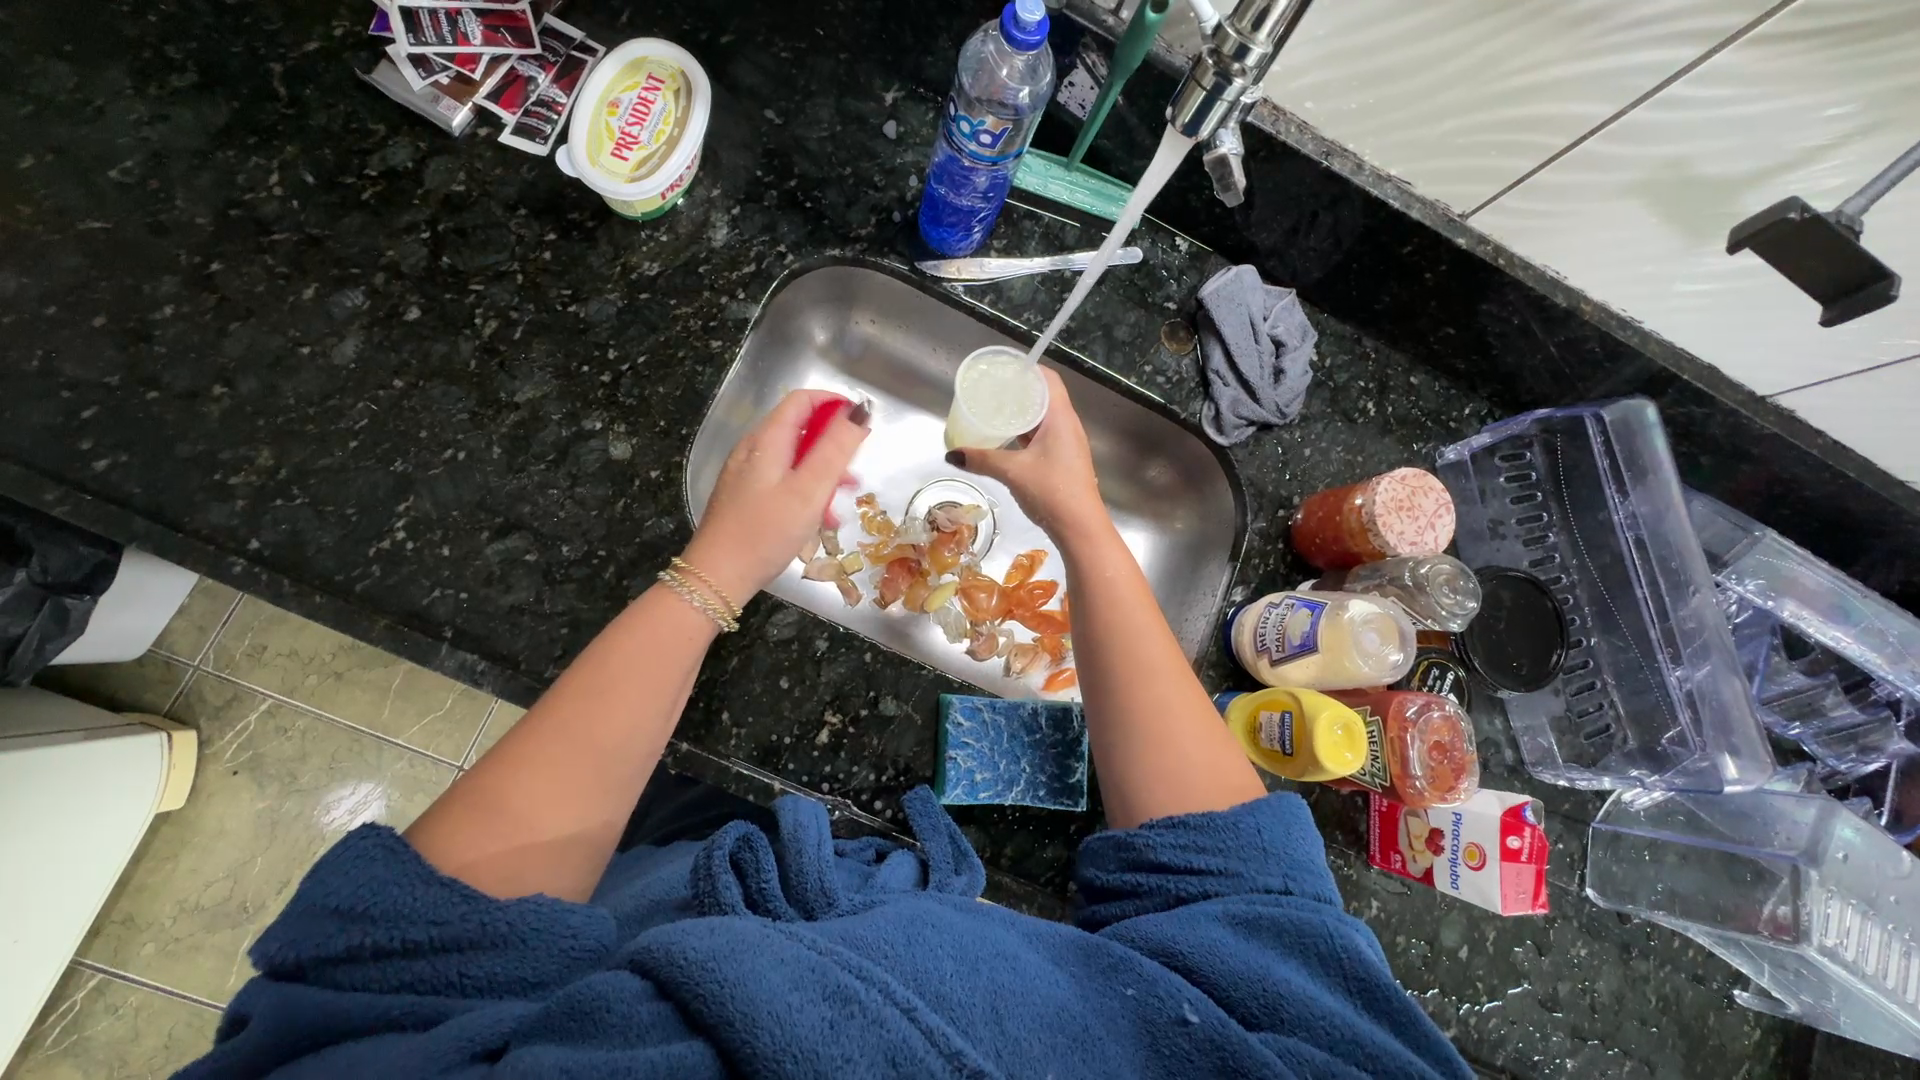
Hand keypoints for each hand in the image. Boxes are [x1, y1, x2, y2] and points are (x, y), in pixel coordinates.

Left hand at [685, 390, 868, 603]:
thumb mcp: (810, 490)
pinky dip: (805, 491)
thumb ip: (836, 448)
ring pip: (794, 459)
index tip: (862, 425)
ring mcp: (746, 474)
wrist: (717, 577)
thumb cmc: (766, 532)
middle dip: (833, 446)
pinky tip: (817, 519)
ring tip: (840, 502)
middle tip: (854, 474)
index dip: (835, 404)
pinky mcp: (745, 498)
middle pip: (799, 430)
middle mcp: (753, 450)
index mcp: (767, 440)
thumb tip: (858, 412)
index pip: (802, 400)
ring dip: (822, 473)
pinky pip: (782, 481)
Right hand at [946, 368, 1106, 539]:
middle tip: (992, 390)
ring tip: (996, 411)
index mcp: (1061, 418)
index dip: (1027, 369)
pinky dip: (1026, 433)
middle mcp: (1068, 425)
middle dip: (1019, 391)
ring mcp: (1067, 444)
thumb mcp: (1013, 472)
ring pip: (1043, 418)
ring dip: (1022, 413)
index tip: (1003, 369)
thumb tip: (952, 455)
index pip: (1048, 379)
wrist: (1081, 527)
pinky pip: (1043, 436)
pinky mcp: (1063, 460)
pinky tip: (1007, 439)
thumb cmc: (1052, 492)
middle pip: (1045, 397)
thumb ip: (982, 460)